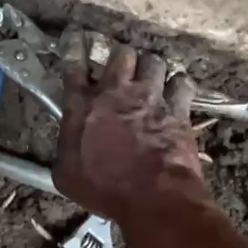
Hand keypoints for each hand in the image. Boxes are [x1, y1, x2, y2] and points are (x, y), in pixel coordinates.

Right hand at [52, 46, 216, 247]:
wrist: (154, 199)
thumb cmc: (104, 189)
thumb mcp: (66, 173)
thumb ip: (65, 146)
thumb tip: (66, 140)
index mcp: (82, 105)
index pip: (73, 66)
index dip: (75, 52)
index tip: (77, 48)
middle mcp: (115, 92)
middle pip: (120, 53)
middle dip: (122, 57)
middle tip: (123, 69)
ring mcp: (149, 97)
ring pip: (154, 61)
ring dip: (151, 68)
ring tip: (151, 78)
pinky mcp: (178, 110)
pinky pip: (182, 84)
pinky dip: (179, 86)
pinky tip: (177, 94)